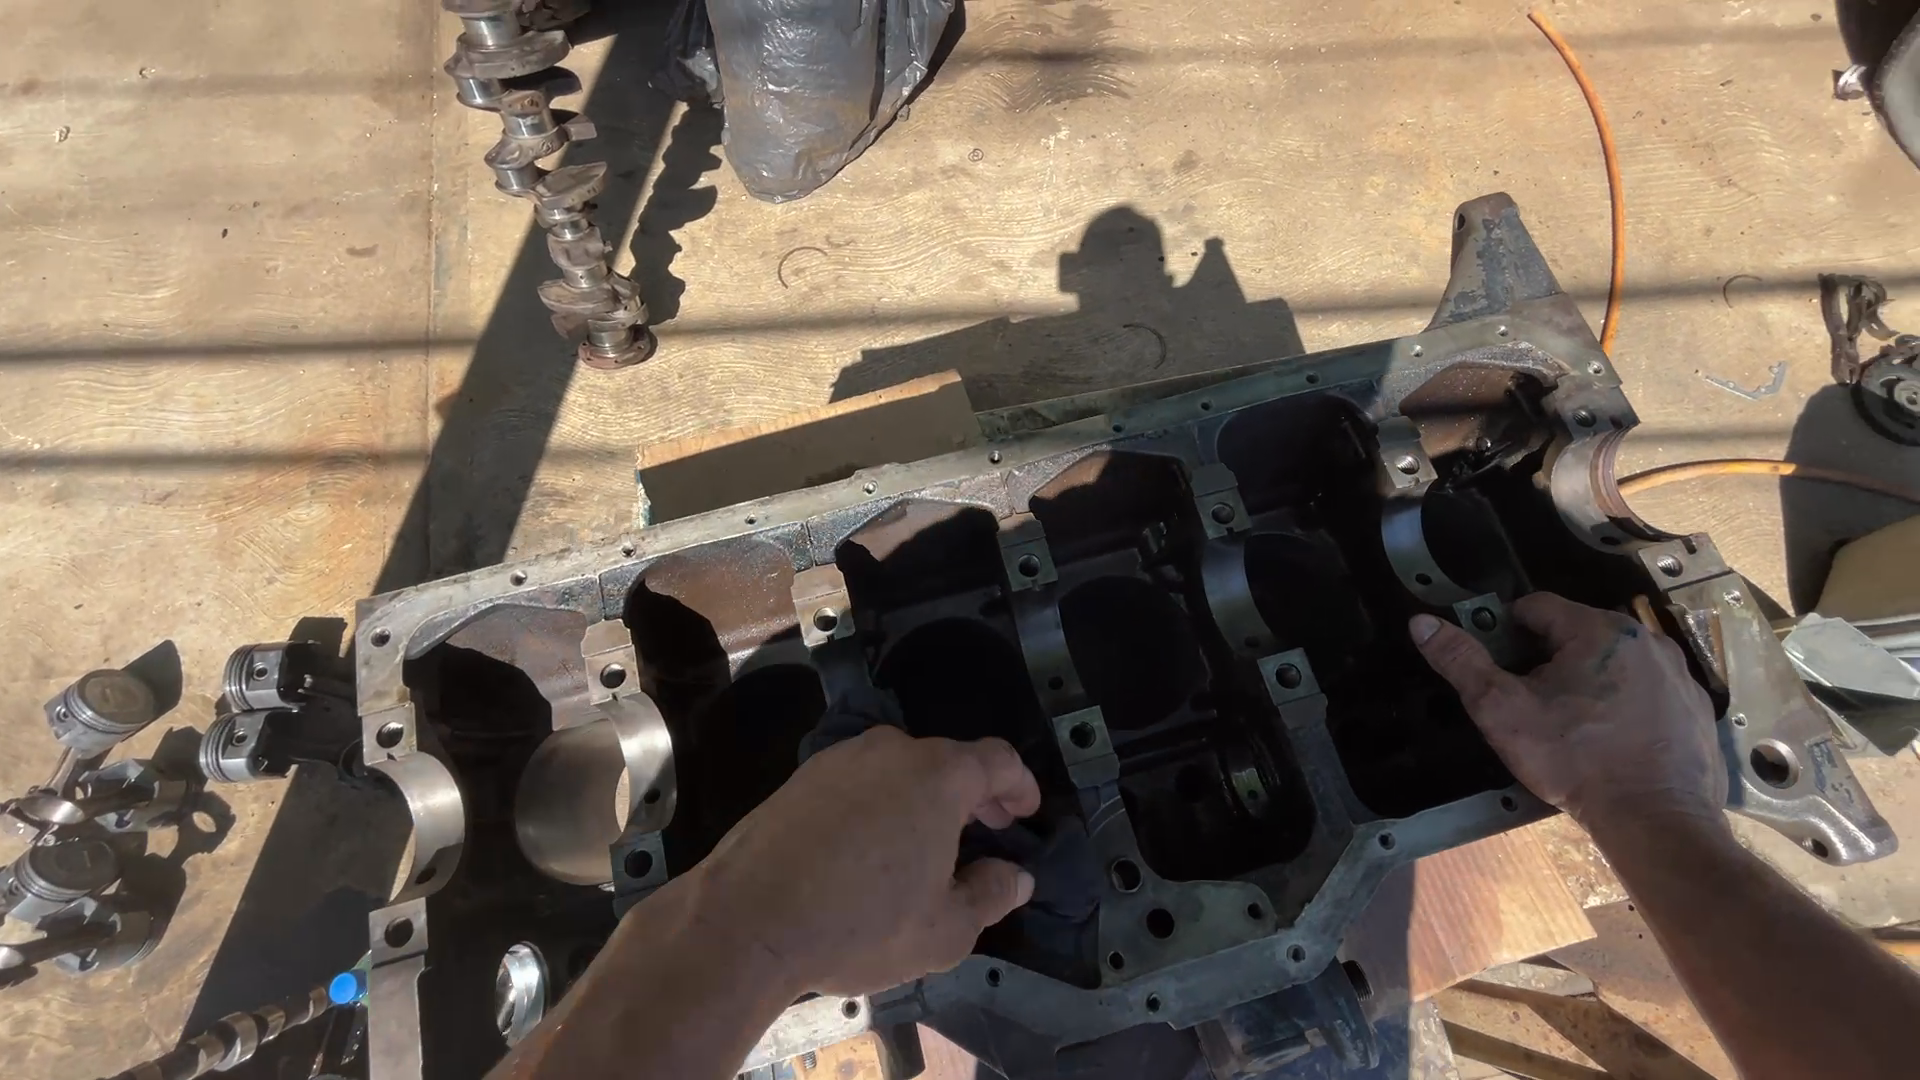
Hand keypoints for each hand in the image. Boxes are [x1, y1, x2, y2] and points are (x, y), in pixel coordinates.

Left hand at [686, 726, 1040, 995]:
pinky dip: (883, 800)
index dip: (1020, 784)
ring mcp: (845, 756)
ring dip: (926, 797)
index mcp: (939, 775)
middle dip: (975, 794)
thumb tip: (1017, 875)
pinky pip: (863, 779)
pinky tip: (871, 843)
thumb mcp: (945, 929)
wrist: (749, 916)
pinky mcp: (807, 773)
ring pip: (903, 768)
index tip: (1025, 812)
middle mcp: (895, 749)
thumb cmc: (861, 922)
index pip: (998, 759)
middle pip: (950, 760)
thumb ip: (992, 894)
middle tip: (986, 830)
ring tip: (926, 843)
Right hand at [1409, 592, 1725, 833]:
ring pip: (1608, 659)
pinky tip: (1603, 733)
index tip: (1496, 665)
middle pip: (1573, 630)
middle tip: (1524, 696)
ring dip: (1581, 675)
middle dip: (1541, 654)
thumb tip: (1421, 623)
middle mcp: (1647, 641)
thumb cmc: (1571, 756)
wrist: (1655, 821)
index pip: (1534, 606)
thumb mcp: (1499, 707)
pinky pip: (1642, 687)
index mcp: (1599, 631)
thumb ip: (1460, 660)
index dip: (1503, 630)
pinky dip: (1618, 698)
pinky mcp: (1696, 709)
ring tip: (1563, 717)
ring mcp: (1679, 675)